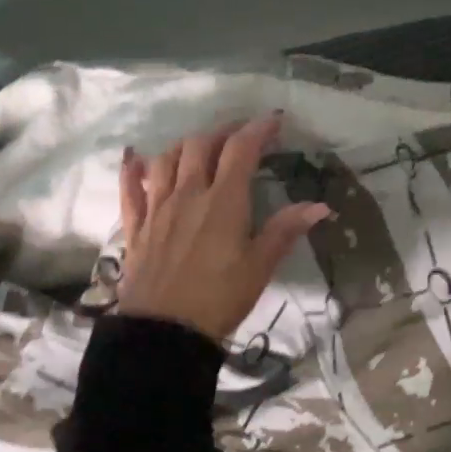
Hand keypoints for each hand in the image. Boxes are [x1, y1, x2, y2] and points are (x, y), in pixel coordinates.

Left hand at [115, 114, 331, 342]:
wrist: (165, 331)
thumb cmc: (220, 299)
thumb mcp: (260, 267)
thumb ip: (285, 231)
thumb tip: (320, 206)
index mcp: (224, 202)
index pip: (241, 150)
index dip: (258, 129)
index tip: (274, 121)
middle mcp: (188, 194)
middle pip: (200, 145)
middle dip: (223, 132)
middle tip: (240, 135)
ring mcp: (157, 208)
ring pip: (166, 159)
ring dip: (185, 144)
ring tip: (200, 147)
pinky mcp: (136, 227)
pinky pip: (130, 189)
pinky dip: (133, 169)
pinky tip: (136, 158)